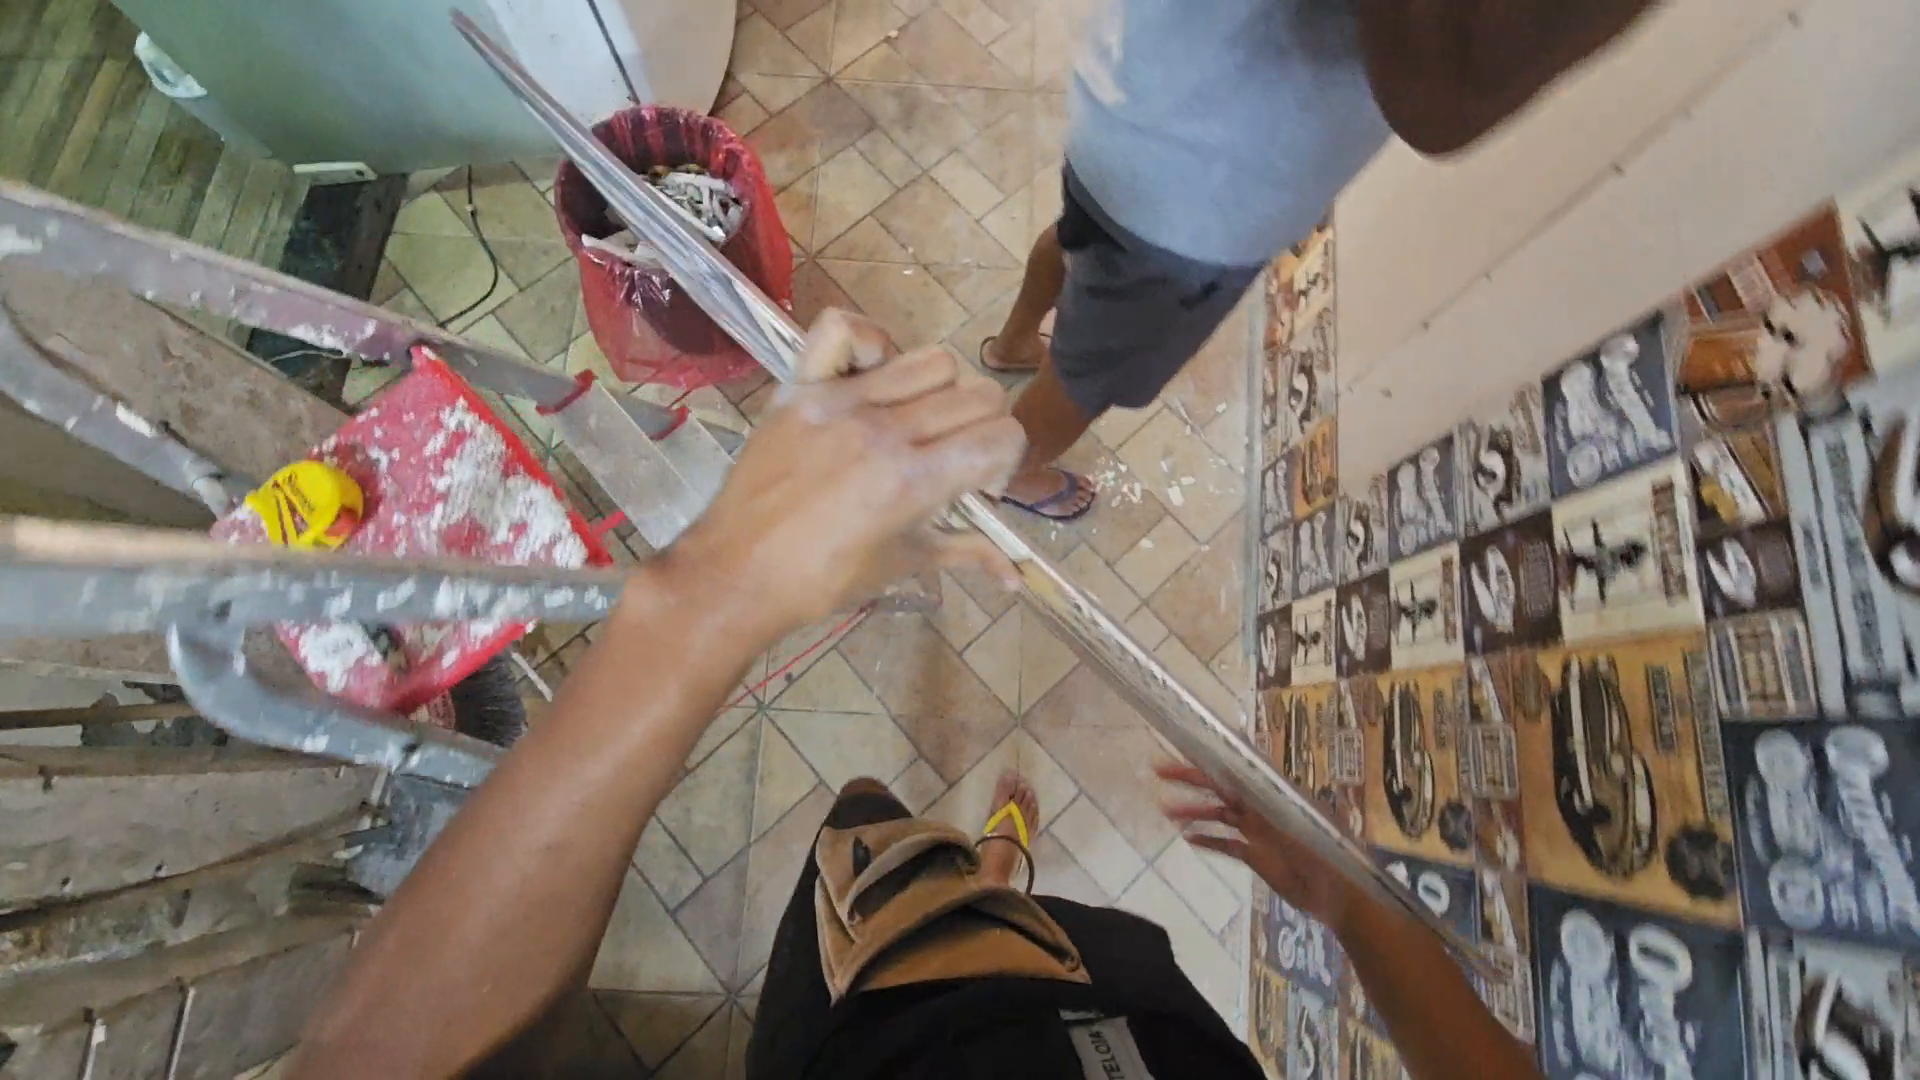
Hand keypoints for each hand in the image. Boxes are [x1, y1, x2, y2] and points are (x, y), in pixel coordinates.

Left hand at [667, 310, 1026, 645]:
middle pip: (977, 395)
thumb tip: (1017, 578)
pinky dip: (871, 344)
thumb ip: (968, 554)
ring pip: (931, 360)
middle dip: (983, 429)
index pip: (1002, 435)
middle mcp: (884, 431)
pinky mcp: (801, 387)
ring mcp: (840, 402)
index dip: (1007, 459)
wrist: (736, 573)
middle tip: (955, 459)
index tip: (981, 483)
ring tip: (918, 422)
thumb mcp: (903, 566)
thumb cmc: (822, 582)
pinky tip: (872, 379)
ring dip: (943, 391)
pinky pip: (844, 330)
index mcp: (913, 482)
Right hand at [1154, 760, 1356, 930]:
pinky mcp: (1257, 856)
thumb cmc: (1328, 859)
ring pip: (1219, 814)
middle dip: (1189, 778)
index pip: (1233, 771)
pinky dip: (1208, 840)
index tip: (1181, 748)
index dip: (1207, 760)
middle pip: (1220, 787)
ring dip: (1193, 811)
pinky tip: (1188, 838)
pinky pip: (1227, 843)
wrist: (1345, 900)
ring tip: (1166, 811)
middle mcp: (1261, 807)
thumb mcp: (1297, 828)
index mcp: (1271, 794)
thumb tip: (1238, 787)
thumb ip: (1267, 809)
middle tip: (1158, 771)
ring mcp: (1258, 831)